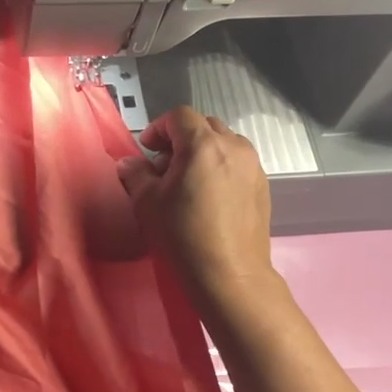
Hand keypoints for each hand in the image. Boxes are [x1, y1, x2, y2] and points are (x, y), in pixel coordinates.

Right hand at [117, 107, 274, 310]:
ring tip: (188, 182)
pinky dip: (220, 169)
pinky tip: (209, 198)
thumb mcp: (147, 204)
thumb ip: (136, 175)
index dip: (159, 128)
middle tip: (165, 166)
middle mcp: (234, 147)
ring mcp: (253, 166)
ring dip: (203, 152)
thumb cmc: (182, 235)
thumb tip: (129, 164)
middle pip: (205, 125)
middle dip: (181, 139)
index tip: (147, 150)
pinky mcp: (262, 187)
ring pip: (225, 143)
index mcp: (203, 144)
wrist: (229, 274)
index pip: (179, 116)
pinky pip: (238, 164)